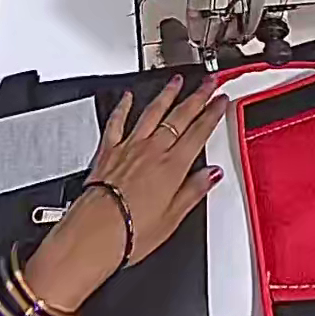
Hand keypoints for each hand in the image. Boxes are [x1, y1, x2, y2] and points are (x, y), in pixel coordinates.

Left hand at [24, 75, 227, 311]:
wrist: (93, 235)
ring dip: (167, 94)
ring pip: (153, 112)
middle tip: (209, 82)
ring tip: (177, 80)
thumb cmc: (130, 232)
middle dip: (198, 96)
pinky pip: (117, 122)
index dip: (213, 113)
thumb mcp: (173, 218)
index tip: (221, 100)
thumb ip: (194, 190)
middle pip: (181, 116)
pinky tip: (127, 96)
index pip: (199, 131)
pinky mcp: (108, 150)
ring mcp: (130, 147)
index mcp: (172, 167)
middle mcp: (153, 151)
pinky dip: (123, 106)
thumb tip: (212, 174)